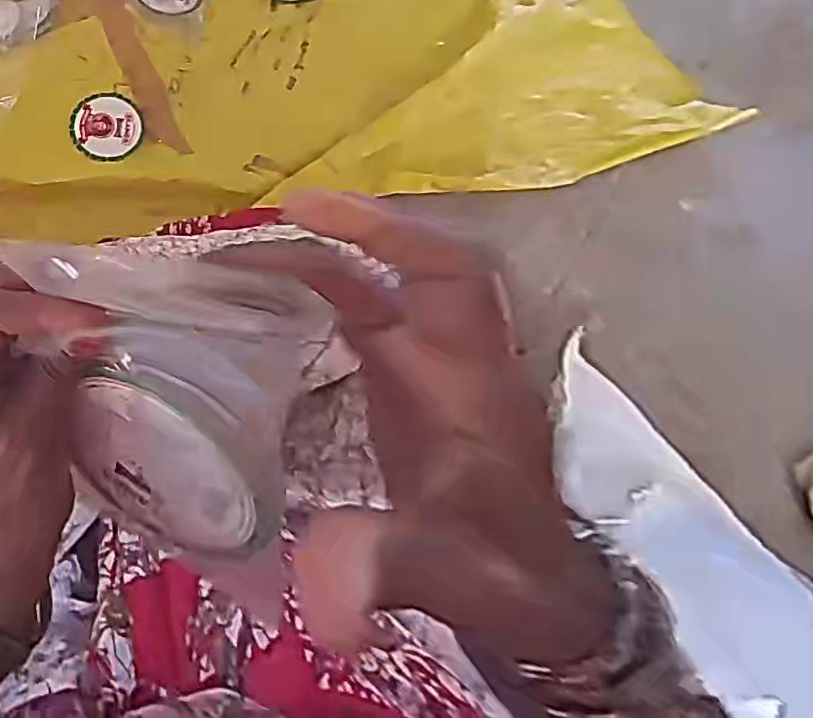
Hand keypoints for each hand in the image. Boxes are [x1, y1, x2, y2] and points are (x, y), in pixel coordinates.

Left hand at [0, 268, 107, 629]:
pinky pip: (34, 323)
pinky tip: (93, 320)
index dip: (43, 309)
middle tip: (102, 299)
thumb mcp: (30, 447)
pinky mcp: (10, 365)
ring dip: (59, 296)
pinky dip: (64, 315)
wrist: (5, 550)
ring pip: (16, 300)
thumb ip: (54, 380)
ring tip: (102, 304)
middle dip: (50, 288)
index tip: (93, 318)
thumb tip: (92, 328)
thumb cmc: (8, 510)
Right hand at [209, 190, 614, 664]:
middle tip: (289, 208)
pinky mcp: (413, 373)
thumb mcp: (437, 572)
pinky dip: (338, 280)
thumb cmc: (490, 567)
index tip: (299, 216)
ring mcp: (437, 359)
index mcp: (464, 380)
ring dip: (347, 243)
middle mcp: (455, 353)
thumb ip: (381, 571)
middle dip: (361, 221)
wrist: (533, 588)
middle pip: (430, 258)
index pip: (435, 280)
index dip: (371, 237)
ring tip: (280, 233)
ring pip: (404, 275)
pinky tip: (293, 285)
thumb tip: (321, 604)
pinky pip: (379, 304)